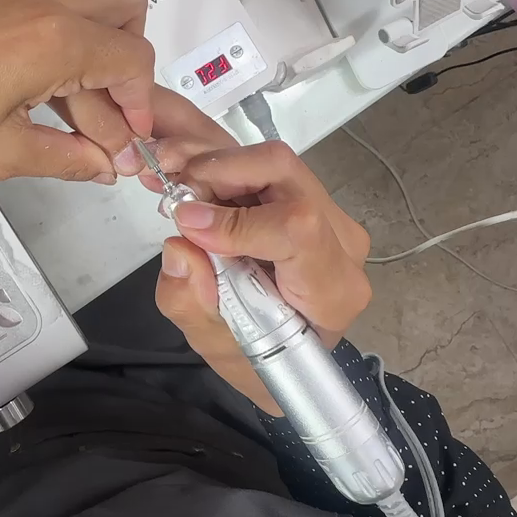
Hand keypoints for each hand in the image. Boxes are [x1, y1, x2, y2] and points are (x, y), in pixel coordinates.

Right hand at [151, 139, 371, 414]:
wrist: (283, 355)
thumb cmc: (254, 357)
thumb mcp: (210, 343)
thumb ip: (190, 300)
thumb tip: (179, 246)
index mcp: (329, 291)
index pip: (296, 228)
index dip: (235, 220)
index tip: (184, 224)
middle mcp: (340, 244)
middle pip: (282, 172)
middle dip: (216, 174)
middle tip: (176, 198)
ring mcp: (328, 214)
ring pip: (270, 159)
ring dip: (213, 167)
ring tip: (178, 191)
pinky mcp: (307, 197)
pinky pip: (262, 164)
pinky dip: (218, 166)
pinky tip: (190, 184)